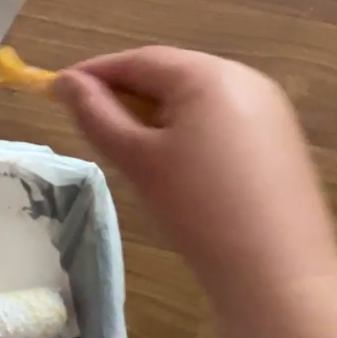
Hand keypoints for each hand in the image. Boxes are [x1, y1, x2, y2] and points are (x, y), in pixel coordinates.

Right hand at [54, 48, 336, 308]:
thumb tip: (64, 81)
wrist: (279, 277)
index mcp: (208, 75)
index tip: (56, 90)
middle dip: (124, 92)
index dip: (93, 73)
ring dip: (153, 110)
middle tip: (87, 119)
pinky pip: (219, 116)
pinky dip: (186, 127)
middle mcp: (244, 78)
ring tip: (125, 142)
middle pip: (167, 73)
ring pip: (193, 95)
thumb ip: (95, 113)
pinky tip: (172, 161)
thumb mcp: (136, 158)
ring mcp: (269, 107)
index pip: (137, 60)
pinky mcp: (280, 137)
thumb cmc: (198, 210)